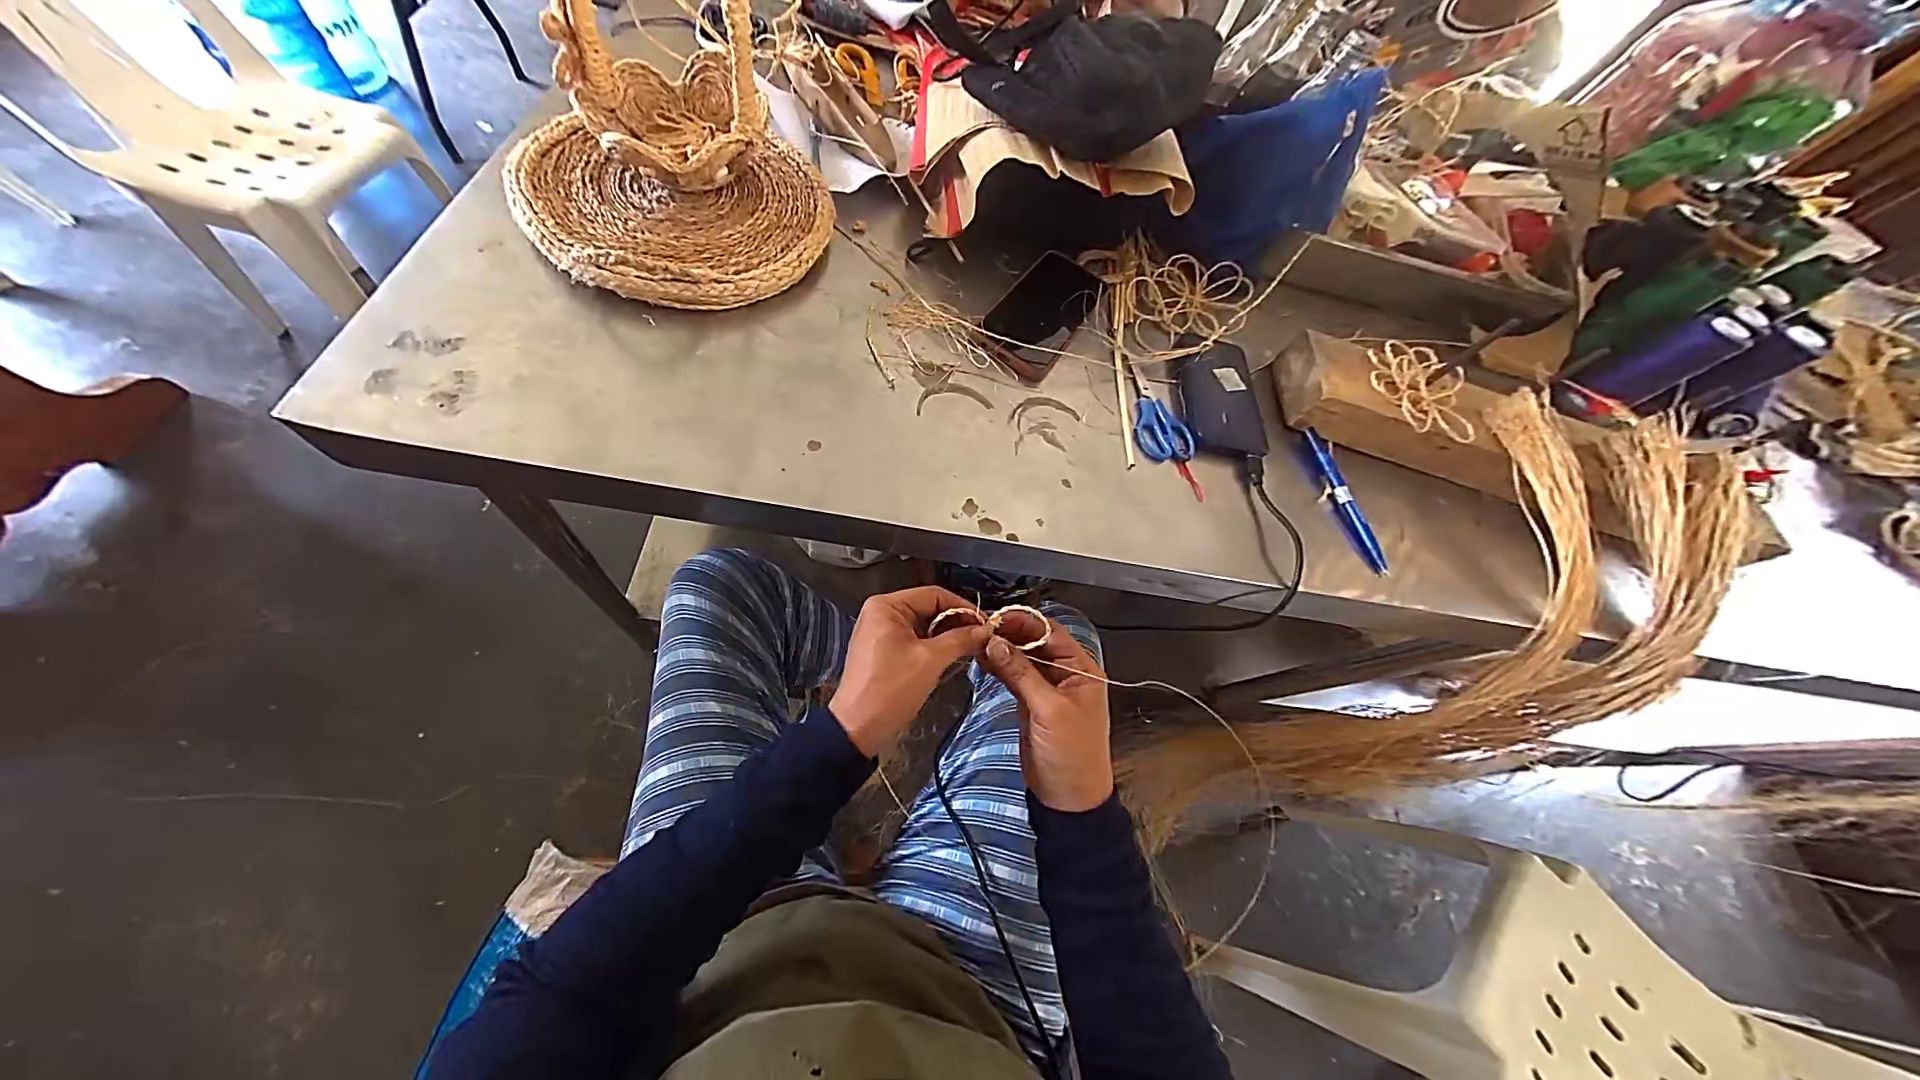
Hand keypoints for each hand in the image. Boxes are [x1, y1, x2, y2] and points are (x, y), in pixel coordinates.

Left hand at [830, 587, 992, 756]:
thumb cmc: (887, 691)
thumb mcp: (930, 660)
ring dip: (947, 636)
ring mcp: (881, 633)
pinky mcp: (884, 652)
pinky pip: (915, 641)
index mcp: (886, 607)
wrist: (858, 728)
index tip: (984, 622)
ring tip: (971, 647)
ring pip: (924, 626)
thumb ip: (960, 639)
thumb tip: (983, 630)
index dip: (962, 607)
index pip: (934, 594)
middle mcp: (881, 614)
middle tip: (981, 636)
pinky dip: (934, 647)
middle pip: (929, 608)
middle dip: (956, 623)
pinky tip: (952, 657)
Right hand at [979, 611, 1112, 811]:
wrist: (1068, 799)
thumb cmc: (1071, 754)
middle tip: (980, 627)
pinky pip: (1013, 676)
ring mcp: (1046, 688)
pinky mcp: (1030, 702)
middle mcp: (1065, 673)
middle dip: (1009, 633)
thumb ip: (1022, 673)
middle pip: (1034, 643)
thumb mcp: (1049, 710)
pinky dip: (998, 667)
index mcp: (1081, 669)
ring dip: (1000, 649)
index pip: (1051, 633)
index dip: (1024, 622)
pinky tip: (981, 659)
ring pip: (1021, 658)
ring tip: (975, 640)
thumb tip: (995, 641)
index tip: (996, 617)